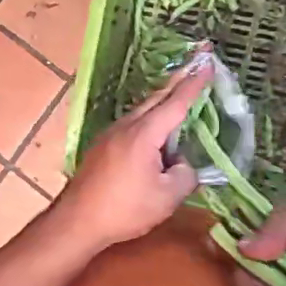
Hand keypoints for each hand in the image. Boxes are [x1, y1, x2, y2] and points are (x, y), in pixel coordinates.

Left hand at [50, 61, 213, 247]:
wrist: (77, 221)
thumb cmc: (124, 209)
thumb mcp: (167, 197)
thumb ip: (185, 175)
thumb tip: (183, 165)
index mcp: (144, 134)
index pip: (175, 102)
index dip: (195, 83)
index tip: (208, 63)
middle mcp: (126, 126)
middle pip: (157, 98)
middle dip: (179, 80)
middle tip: (198, 63)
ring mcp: (111, 134)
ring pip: (143, 110)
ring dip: (163, 100)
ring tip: (182, 94)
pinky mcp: (103, 146)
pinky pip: (133, 124)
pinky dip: (150, 118)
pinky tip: (157, 131)